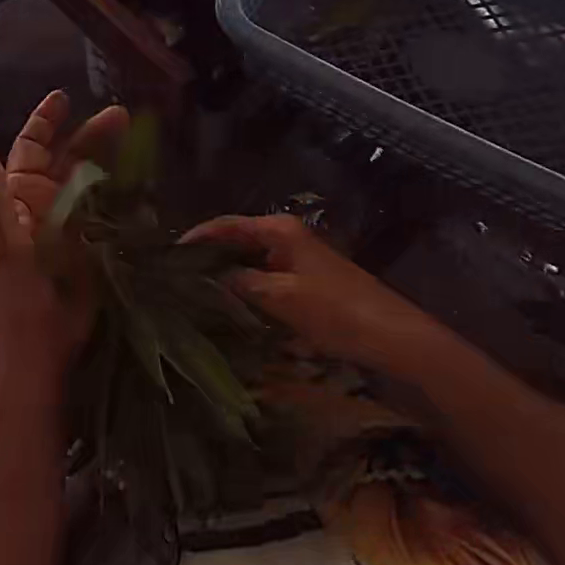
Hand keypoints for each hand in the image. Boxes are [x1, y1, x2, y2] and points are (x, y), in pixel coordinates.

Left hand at [0, 91, 128, 388]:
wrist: (36, 345)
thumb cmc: (12, 291)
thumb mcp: (1, 237)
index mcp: (19, 197)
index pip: (31, 148)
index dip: (45, 121)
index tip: (63, 97)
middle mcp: (48, 205)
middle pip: (70, 159)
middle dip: (92, 135)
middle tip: (121, 114)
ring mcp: (75, 225)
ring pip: (95, 181)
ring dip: (114, 160)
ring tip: (139, 141)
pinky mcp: (99, 247)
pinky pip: (115, 213)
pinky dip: (130, 197)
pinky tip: (148, 182)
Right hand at [181, 214, 447, 372]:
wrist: (396, 338)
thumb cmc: (337, 310)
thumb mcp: (281, 297)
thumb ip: (239, 283)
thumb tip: (203, 277)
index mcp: (279, 231)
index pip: (225, 225)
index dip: (196, 236)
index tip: (167, 253)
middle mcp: (286, 238)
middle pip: (235, 242)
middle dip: (208, 258)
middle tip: (176, 276)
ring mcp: (296, 261)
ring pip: (249, 264)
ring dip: (226, 277)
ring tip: (195, 293)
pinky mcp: (305, 283)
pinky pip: (264, 281)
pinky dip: (247, 292)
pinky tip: (231, 310)